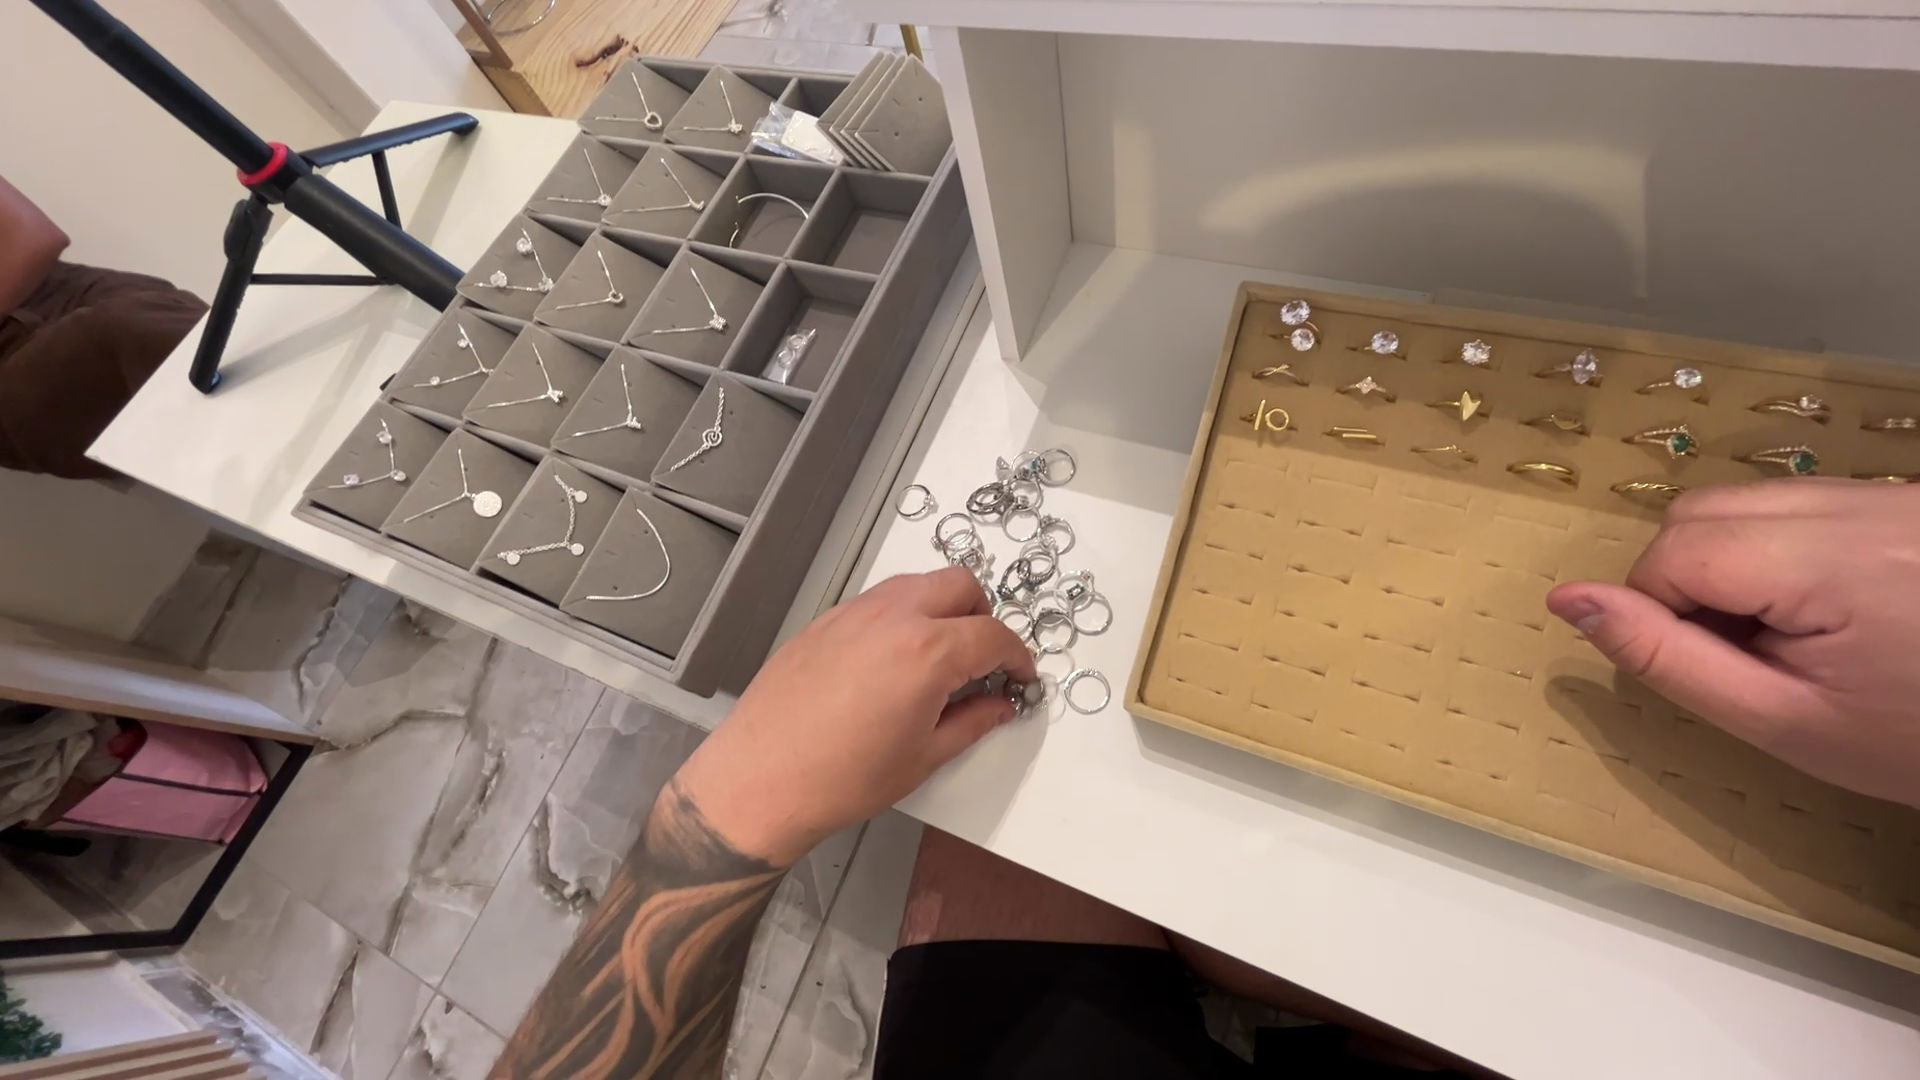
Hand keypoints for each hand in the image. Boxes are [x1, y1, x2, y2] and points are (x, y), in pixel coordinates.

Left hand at [674, 567, 1037, 864]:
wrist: (761, 777)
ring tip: (939, 655)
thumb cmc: (846, 778)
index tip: (1021, 677)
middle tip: (981, 660)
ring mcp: (857, 611)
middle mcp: (895, 616)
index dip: (1018, 656)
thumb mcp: (923, 757)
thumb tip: (1001, 705)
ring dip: (943, 607)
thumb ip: (972, 722)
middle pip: (962, 585)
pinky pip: (883, 598)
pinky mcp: (829, 618)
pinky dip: (905, 613)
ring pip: (920, 582)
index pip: (993, 636)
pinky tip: (894, 657)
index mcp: (927, 651)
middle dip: (984, 616)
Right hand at [1546, 479, 1919, 808]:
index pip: (1676, 553)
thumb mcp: (1778, 719)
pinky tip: (1823, 596)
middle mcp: (1872, 508)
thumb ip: (1660, 656)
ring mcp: (1900, 494)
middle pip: (1700, 512)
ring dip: (1726, 557)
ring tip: (1785, 619)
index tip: (1718, 660)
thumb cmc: (1918, 743)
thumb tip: (1567, 600)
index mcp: (1841, 565)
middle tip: (1743, 641)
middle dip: (1687, 576)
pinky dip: (1775, 543)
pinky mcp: (1913, 495)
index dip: (1662, 608)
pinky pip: (1795, 498)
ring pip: (1739, 498)